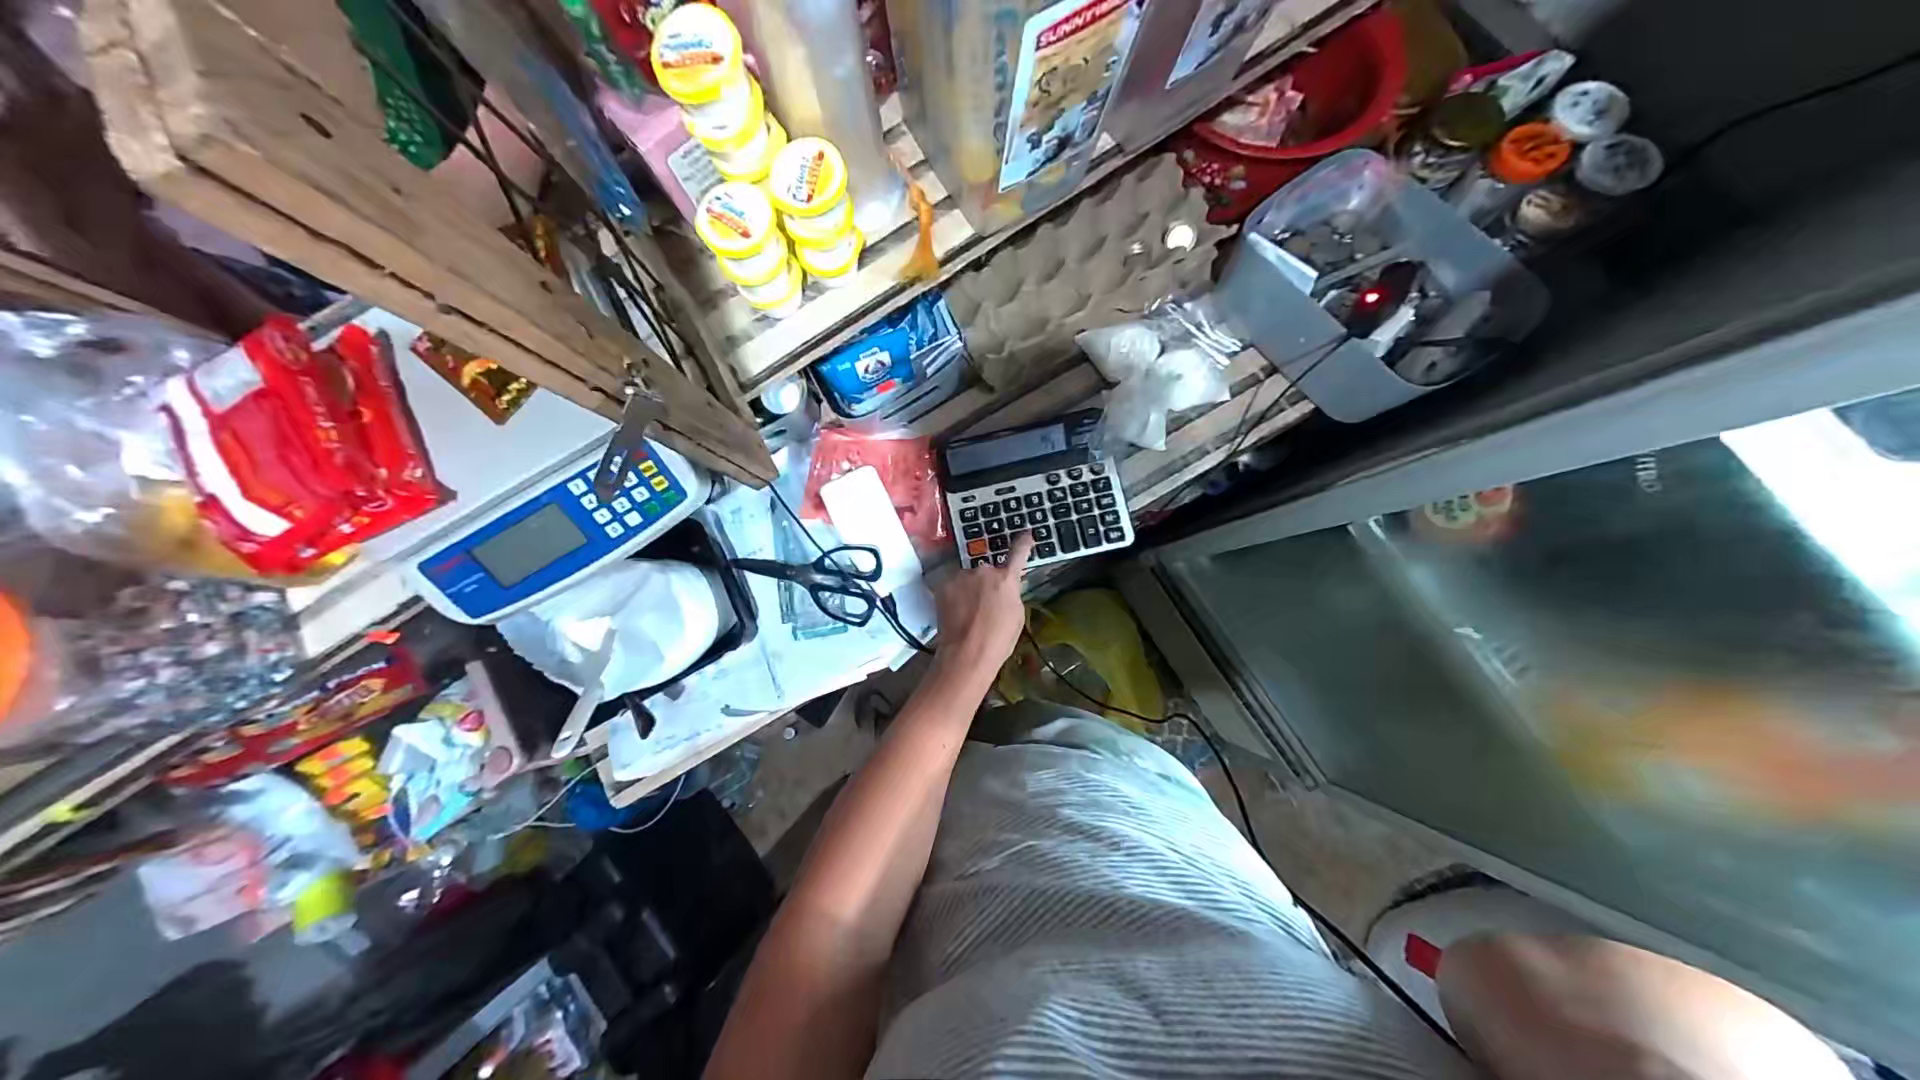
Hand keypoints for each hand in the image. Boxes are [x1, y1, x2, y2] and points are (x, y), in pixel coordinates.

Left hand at [934, 531, 1032, 665]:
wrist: (966, 653)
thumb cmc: (998, 640)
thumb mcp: (1017, 616)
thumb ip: (1011, 594)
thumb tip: (1005, 588)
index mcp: (1006, 579)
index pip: (1018, 553)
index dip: (1023, 543)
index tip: (1026, 534)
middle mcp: (983, 571)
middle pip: (987, 571)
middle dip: (986, 584)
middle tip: (984, 606)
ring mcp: (961, 577)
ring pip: (967, 578)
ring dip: (968, 589)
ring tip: (967, 613)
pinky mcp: (943, 585)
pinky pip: (952, 586)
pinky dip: (954, 596)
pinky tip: (955, 613)